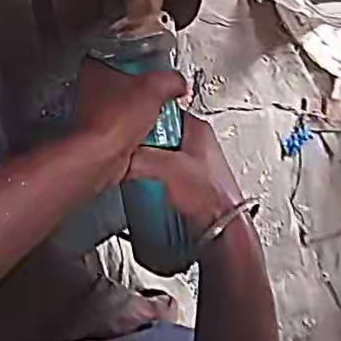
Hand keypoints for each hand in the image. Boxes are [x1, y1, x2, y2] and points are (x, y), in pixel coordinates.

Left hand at [74, 60, 187, 165]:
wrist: (101, 157)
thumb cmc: (113, 119)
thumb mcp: (154, 87)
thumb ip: (171, 80)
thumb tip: (179, 83)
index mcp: (96, 69)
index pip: (123, 56)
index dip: (144, 63)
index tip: (160, 69)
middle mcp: (92, 91)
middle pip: (129, 84)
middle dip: (149, 92)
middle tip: (164, 95)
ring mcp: (96, 115)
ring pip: (130, 109)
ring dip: (146, 115)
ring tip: (160, 117)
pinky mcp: (103, 136)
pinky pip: (129, 130)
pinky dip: (141, 133)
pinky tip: (152, 135)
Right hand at [127, 112, 244, 232]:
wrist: (220, 230)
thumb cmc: (210, 196)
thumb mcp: (166, 168)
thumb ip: (139, 157)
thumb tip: (120, 155)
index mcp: (197, 128)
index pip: (163, 110)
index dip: (145, 116)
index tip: (130, 125)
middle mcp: (196, 143)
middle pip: (159, 134)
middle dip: (144, 144)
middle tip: (131, 152)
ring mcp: (193, 163)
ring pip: (160, 154)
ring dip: (147, 162)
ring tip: (137, 170)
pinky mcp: (188, 182)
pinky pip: (163, 172)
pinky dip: (153, 177)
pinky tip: (147, 185)